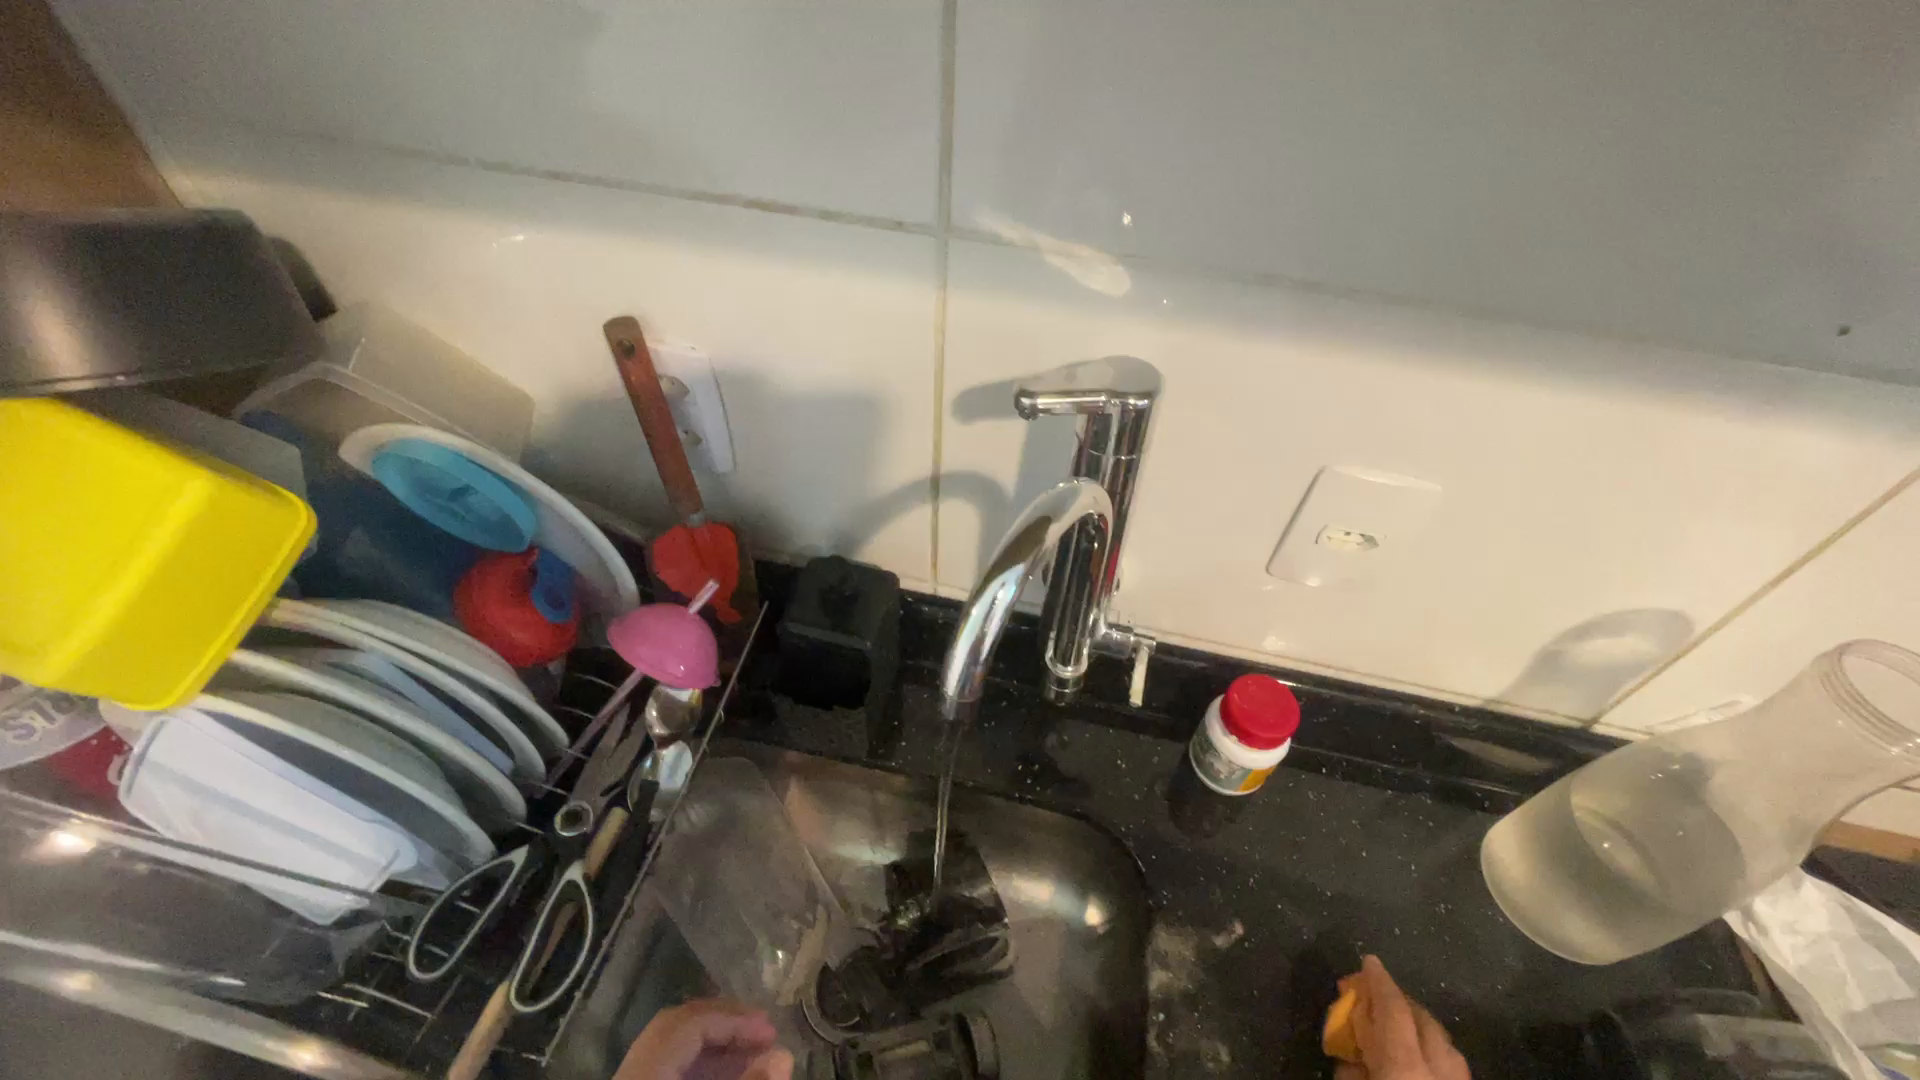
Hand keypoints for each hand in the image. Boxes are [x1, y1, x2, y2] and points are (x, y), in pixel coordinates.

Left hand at [614, 999, 793, 1079]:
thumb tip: (785, 1055)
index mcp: (647, 1065)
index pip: (691, 1021)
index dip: (734, 1019)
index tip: (771, 1030)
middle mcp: (633, 1066)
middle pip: (678, 1026)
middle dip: (725, 1024)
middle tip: (764, 1032)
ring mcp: (633, 1076)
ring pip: (672, 1049)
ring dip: (716, 1046)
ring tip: (755, 1054)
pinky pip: (667, 1069)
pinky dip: (700, 1066)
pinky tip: (730, 1073)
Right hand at [1334, 956, 1470, 1079]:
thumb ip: (1351, 1070)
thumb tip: (1348, 1056)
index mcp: (1405, 1066)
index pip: (1393, 1010)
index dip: (1379, 982)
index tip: (1368, 960)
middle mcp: (1439, 1069)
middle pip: (1424, 1020)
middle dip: (1400, 1001)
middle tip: (1375, 996)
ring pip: (1446, 1042)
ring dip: (1421, 1027)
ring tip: (1399, 1027)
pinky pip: (1454, 1065)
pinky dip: (1436, 1053)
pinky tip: (1422, 1060)